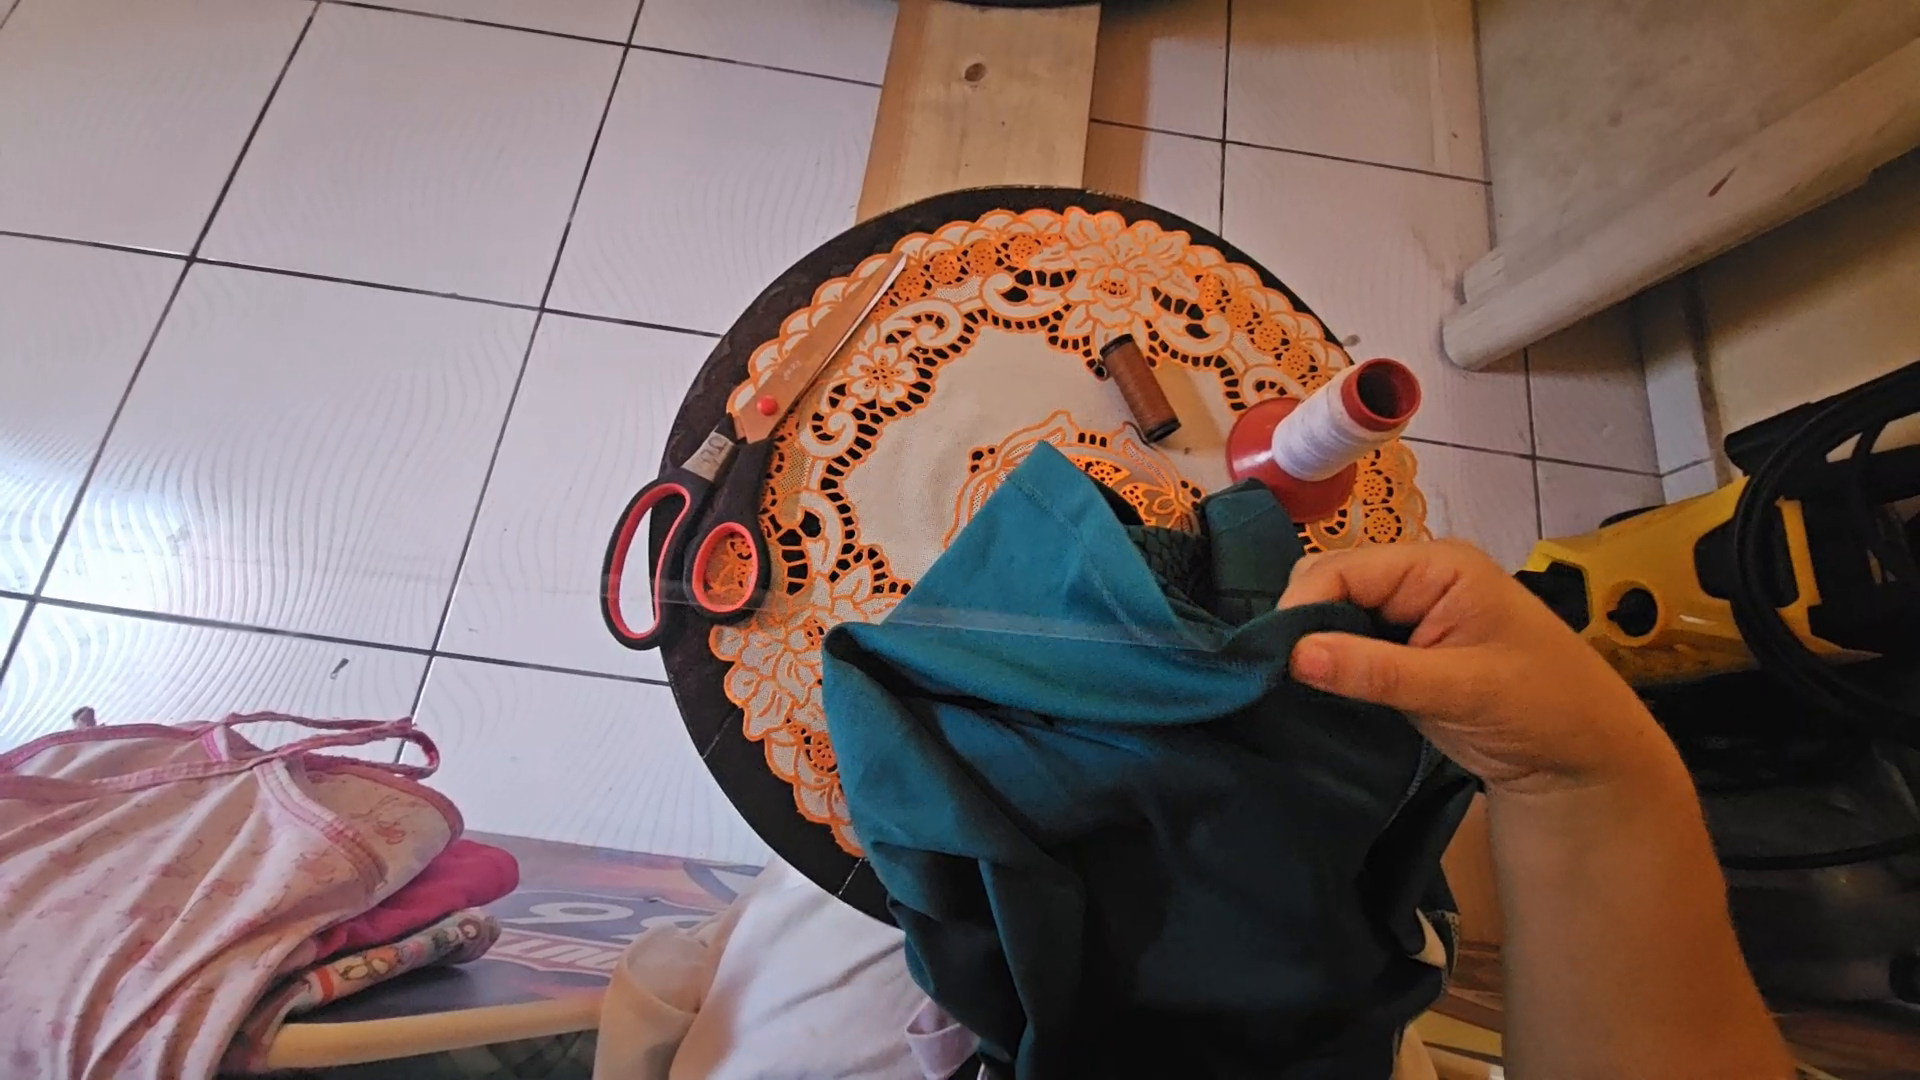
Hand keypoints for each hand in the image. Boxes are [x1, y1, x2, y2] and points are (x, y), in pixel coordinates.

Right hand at [1278, 540, 1678, 795]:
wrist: (1585, 761)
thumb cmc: (1545, 712)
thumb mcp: (1462, 690)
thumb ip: (1375, 670)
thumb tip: (1294, 655)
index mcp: (1437, 566)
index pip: (1343, 569)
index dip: (1301, 606)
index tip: (1275, 654)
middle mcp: (1413, 576)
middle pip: (1326, 580)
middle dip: (1300, 620)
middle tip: (1284, 670)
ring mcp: (1402, 608)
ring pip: (1326, 607)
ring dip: (1308, 639)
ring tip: (1293, 676)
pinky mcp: (1393, 641)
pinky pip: (1338, 635)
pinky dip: (1321, 656)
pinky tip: (1314, 679)